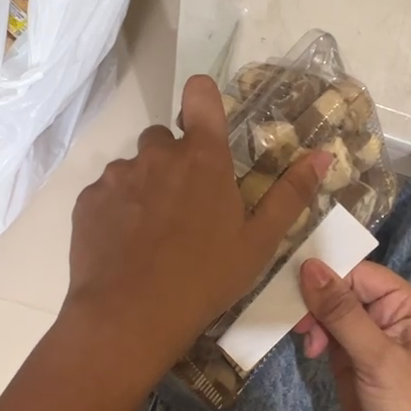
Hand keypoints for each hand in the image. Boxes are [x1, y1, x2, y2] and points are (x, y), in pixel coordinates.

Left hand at [63, 75, 325, 368]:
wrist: (130, 315)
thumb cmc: (205, 279)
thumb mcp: (258, 244)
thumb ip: (290, 195)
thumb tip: (321, 155)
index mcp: (203, 157)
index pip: (201, 94)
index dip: (203, 102)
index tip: (206, 129)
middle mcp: (157, 154)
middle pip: (164, 139)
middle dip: (174, 164)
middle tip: (185, 211)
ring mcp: (117, 176)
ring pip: (134, 169)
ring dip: (144, 190)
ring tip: (152, 237)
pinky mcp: (88, 200)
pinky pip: (106, 195)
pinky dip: (116, 213)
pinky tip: (126, 248)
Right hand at [295, 261, 410, 410]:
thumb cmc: (409, 408)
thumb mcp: (376, 357)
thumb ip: (342, 312)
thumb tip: (309, 266)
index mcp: (405, 303)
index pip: (358, 273)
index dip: (326, 277)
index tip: (294, 290)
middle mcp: (387, 314)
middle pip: (340, 289)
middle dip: (315, 301)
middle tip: (298, 325)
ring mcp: (367, 338)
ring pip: (329, 312)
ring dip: (311, 321)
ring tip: (307, 345)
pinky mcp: (350, 360)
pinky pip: (325, 335)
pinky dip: (312, 338)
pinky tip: (309, 351)